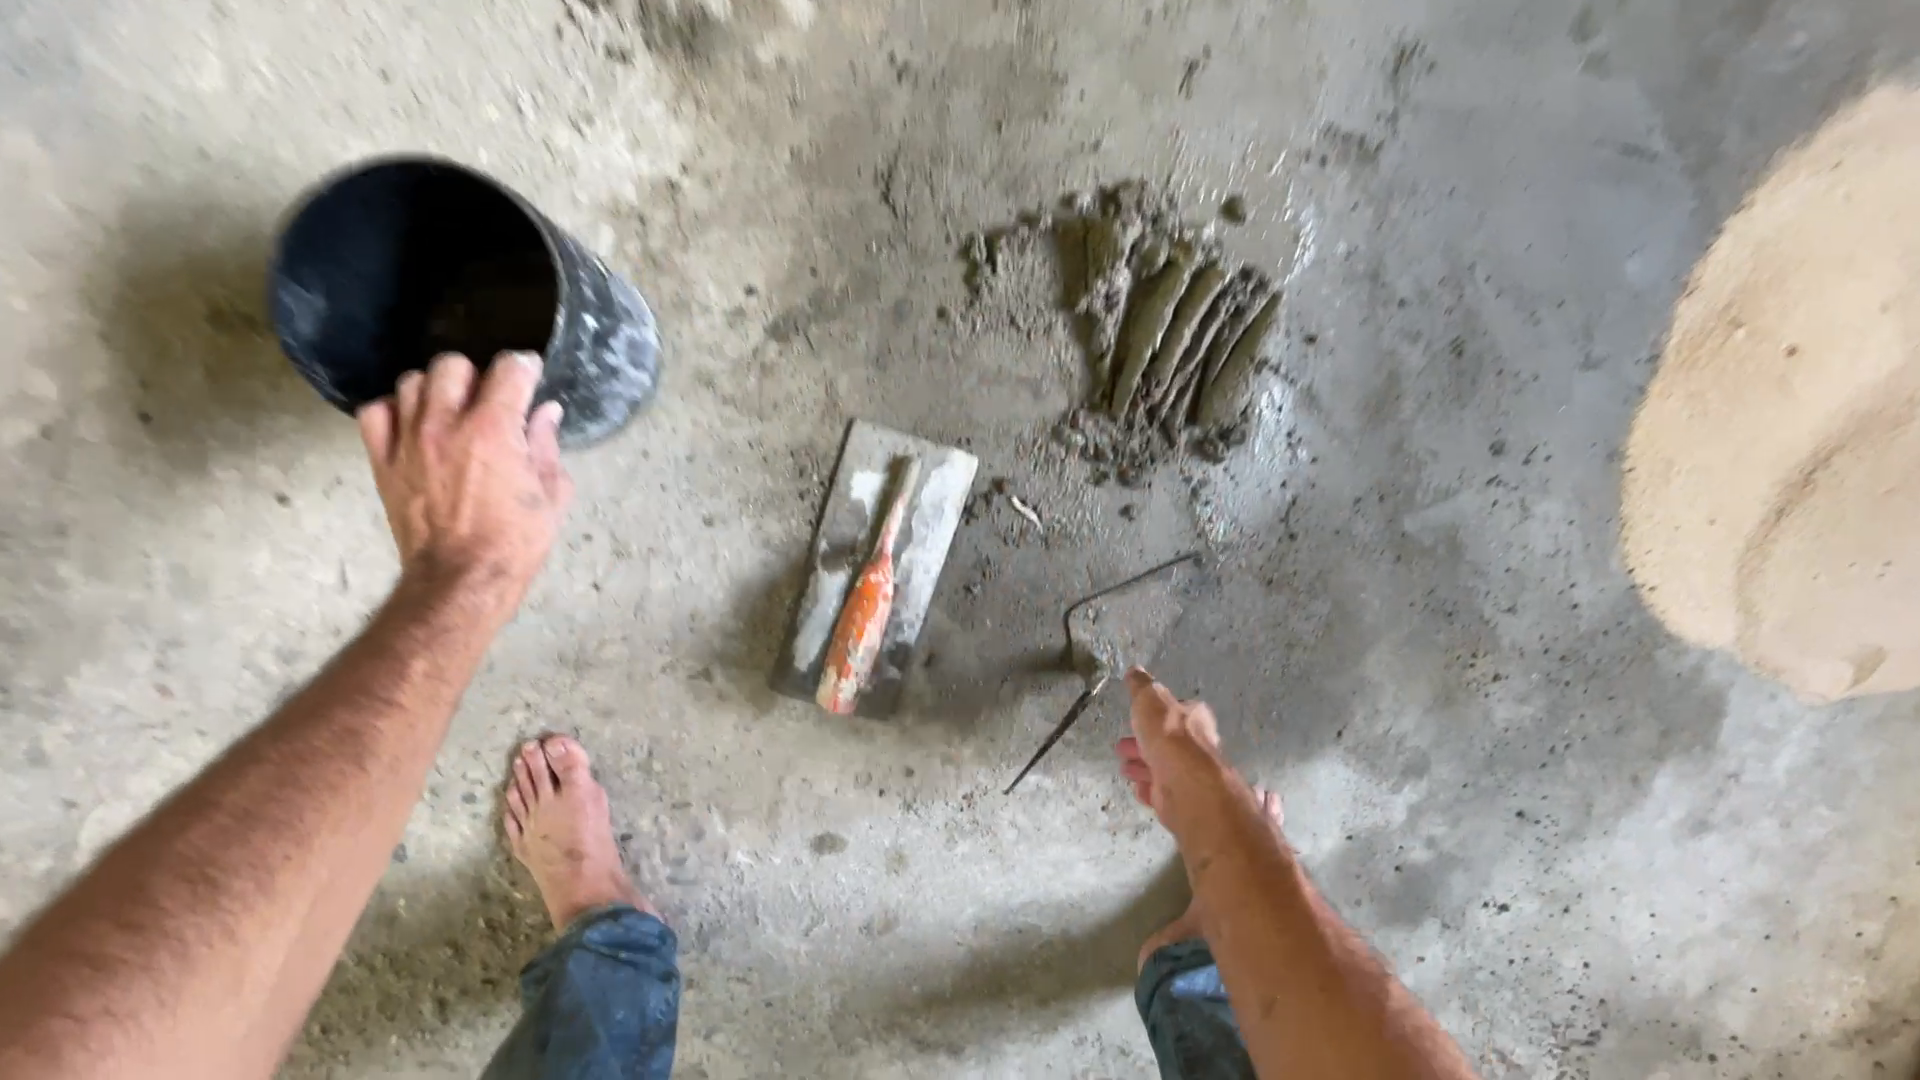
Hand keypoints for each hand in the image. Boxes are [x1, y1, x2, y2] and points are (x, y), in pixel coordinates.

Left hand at [356, 352, 572, 611]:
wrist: (463, 577)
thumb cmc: (517, 540)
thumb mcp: (552, 493)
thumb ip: (547, 445)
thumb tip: (546, 412)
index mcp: (495, 429)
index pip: (508, 370)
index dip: (525, 367)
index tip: (531, 374)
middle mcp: (446, 423)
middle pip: (453, 365)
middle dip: (477, 375)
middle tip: (490, 398)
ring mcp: (407, 440)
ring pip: (412, 382)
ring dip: (436, 390)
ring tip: (452, 411)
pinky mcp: (382, 460)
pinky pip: (375, 412)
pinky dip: (395, 411)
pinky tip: (415, 426)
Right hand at [1116, 668, 1269, 831]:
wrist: (1184, 783)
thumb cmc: (1168, 735)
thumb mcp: (1149, 698)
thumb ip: (1141, 685)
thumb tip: (1135, 670)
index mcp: (1194, 717)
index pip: (1176, 711)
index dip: (1155, 714)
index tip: (1137, 717)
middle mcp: (1197, 745)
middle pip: (1166, 742)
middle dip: (1143, 743)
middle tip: (1121, 745)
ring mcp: (1190, 774)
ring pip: (1162, 767)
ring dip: (1142, 765)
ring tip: (1123, 766)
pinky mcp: (1182, 798)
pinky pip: (1161, 791)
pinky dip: (1148, 788)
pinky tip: (1137, 787)